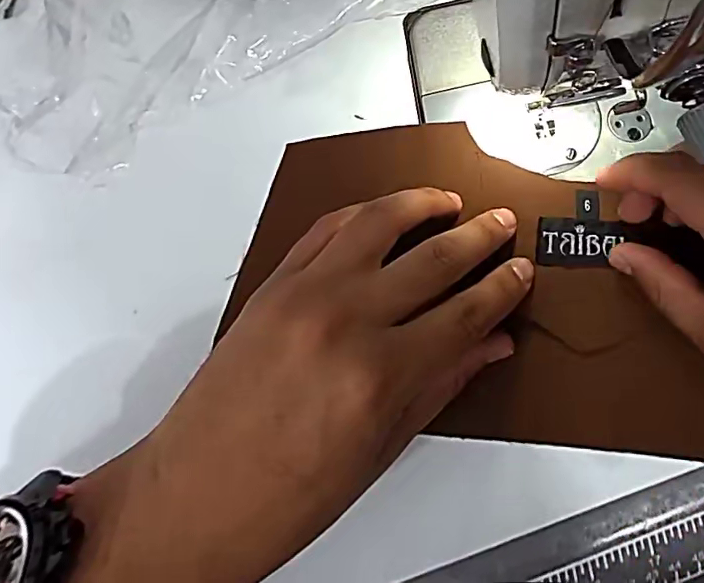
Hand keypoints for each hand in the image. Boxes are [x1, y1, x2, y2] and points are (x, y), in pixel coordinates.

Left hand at [67, 189, 532, 582]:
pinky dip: (364, 210)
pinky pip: (328, 226)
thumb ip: (443, 383)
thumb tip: (489, 345)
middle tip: (500, 223)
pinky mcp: (274, 284)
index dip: (502, 288)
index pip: (466, 312)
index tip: (517, 272)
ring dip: (425, 202)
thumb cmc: (278, 497)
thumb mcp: (382, 450)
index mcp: (379, 376)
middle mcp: (345, 323)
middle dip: (480, 235)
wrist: (186, 503)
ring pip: (382, 221)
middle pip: (436, 258)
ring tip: (450, 199)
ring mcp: (306, 294)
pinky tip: (384, 210)